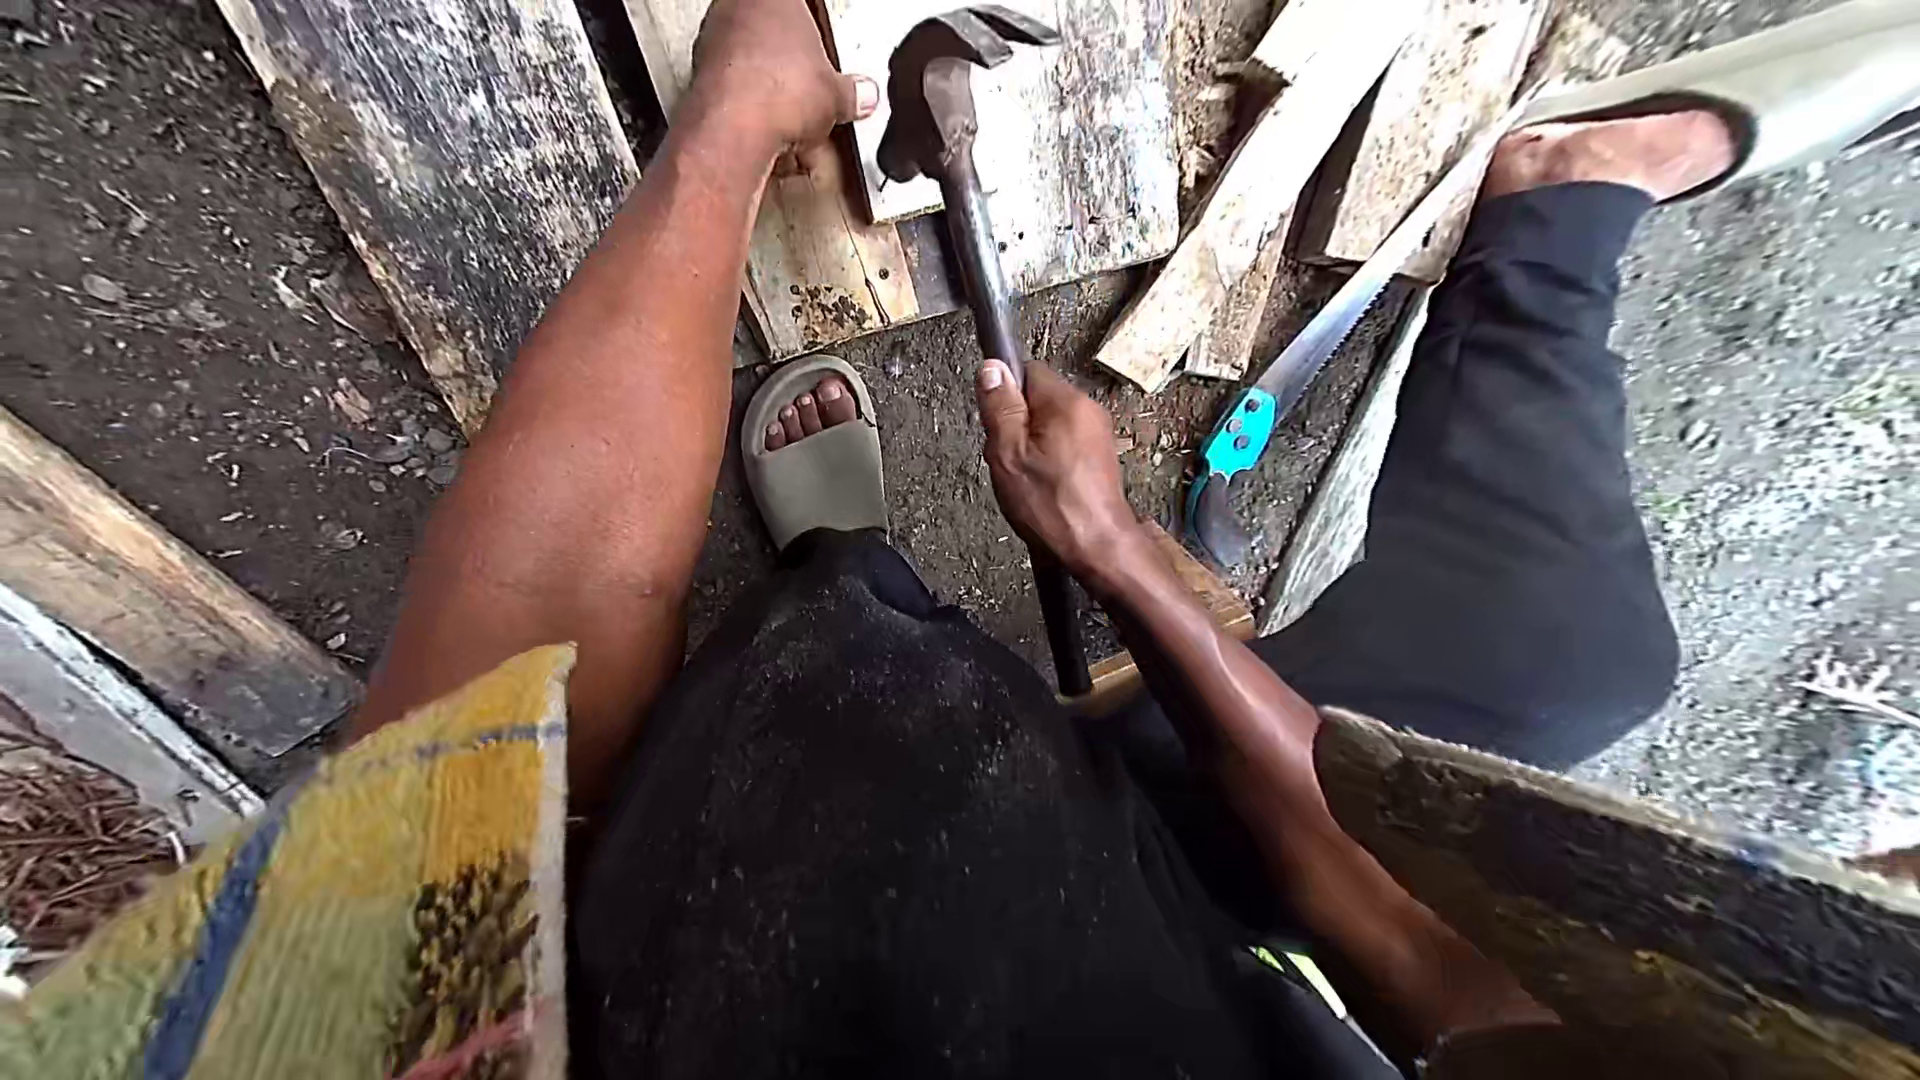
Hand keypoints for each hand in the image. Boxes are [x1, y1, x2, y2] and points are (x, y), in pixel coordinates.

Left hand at [687, 0, 878, 154]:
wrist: (740, 125)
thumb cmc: (782, 89)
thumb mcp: (836, 95)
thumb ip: (853, 94)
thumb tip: (864, 95)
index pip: (799, 7)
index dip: (813, 36)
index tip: (821, 60)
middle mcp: (738, 6)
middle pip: (772, 36)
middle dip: (791, 70)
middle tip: (809, 96)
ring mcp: (714, 38)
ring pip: (752, 65)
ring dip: (772, 93)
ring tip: (792, 124)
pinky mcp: (702, 76)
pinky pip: (735, 93)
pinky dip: (752, 112)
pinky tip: (769, 133)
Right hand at [977, 359, 1144, 584]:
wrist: (1097, 546)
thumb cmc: (1055, 507)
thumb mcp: (1009, 454)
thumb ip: (1000, 408)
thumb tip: (992, 369)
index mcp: (1066, 402)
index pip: (1026, 371)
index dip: (1004, 396)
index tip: (997, 424)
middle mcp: (1088, 410)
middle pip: (1038, 399)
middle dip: (1017, 425)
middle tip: (1010, 458)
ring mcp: (1097, 433)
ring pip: (1049, 424)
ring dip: (1031, 445)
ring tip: (1028, 477)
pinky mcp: (1099, 456)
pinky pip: (1064, 443)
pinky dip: (1049, 460)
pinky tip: (1044, 486)